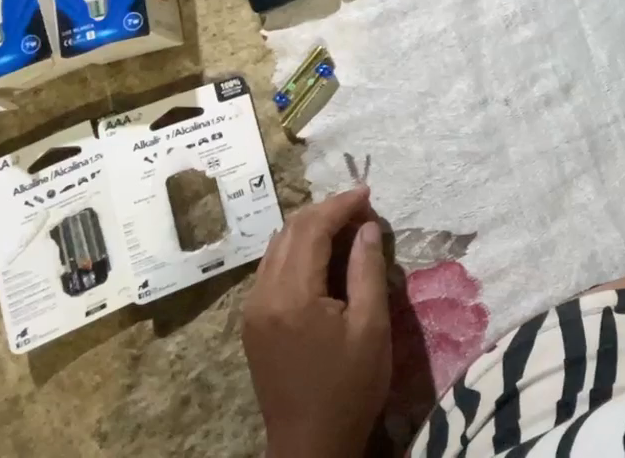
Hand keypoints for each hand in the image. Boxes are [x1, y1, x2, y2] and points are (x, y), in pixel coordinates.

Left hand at [243, 187, 390, 457]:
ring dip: (309, 229)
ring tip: (347, 227)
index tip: (369, 193)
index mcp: (292, 296)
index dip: (340, 205)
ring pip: (276, 247)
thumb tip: (367, 227)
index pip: (311, 229)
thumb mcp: (372, 327)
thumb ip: (367, 270)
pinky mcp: (253, 323)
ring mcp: (252, 310)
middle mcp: (263, 296)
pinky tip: (323, 255)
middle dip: (325, 212)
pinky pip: (271, 269)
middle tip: (362, 210)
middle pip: (289, 232)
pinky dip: (297, 251)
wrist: (312, 446)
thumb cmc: (350, 388)